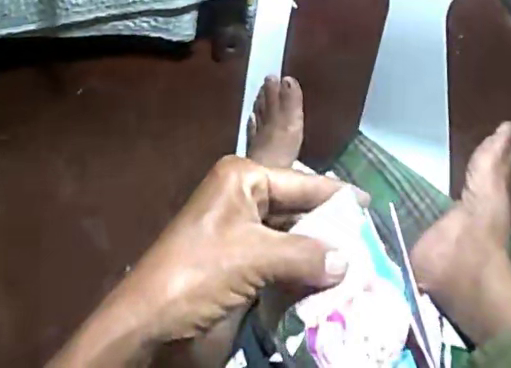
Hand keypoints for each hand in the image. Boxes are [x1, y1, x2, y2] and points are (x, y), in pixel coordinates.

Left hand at [49, 156, 358, 366]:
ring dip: (318, 254)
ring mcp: (240, 235)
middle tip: (365, 240)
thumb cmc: (196, 275)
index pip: (300, 183)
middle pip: (297, 209)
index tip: (367, 204)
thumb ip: (304, 254)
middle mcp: (244, 199)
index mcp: (243, 179)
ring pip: (291, 238)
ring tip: (355, 265)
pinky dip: (301, 274)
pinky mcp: (239, 268)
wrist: (143, 331)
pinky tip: (328, 285)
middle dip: (328, 227)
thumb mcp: (253, 257)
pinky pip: (280, 263)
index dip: (334, 195)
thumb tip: (347, 260)